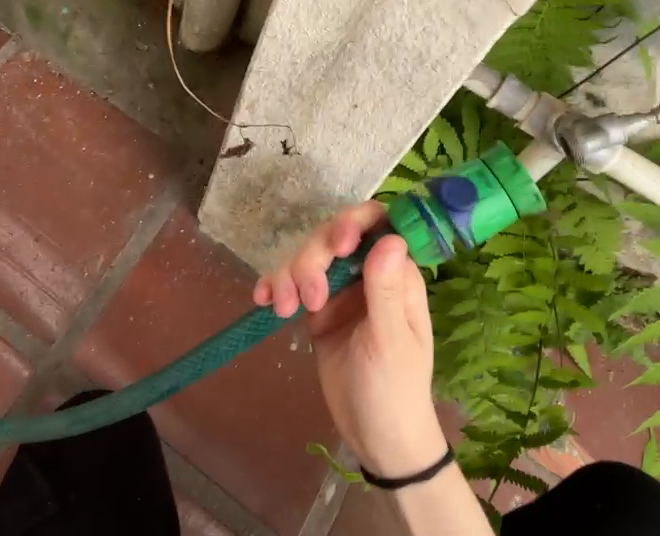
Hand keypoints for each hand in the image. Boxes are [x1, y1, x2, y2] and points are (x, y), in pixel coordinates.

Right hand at [254, 202, 448, 476]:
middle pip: (332, 237)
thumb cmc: (395, 390)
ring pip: (307, 258)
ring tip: (284, 309)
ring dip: (289, 274)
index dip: (354, 222)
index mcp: (397, 275)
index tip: (338, 243)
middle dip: (313, 259)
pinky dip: (274, 285)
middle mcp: (368, 274)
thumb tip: (390, 239)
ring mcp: (340, 290)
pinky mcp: (316, 309)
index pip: (378, 225)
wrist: (375, 438)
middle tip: (309, 297)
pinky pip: (291, 283)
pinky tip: (263, 300)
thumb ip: (386, 290)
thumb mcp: (390, 341)